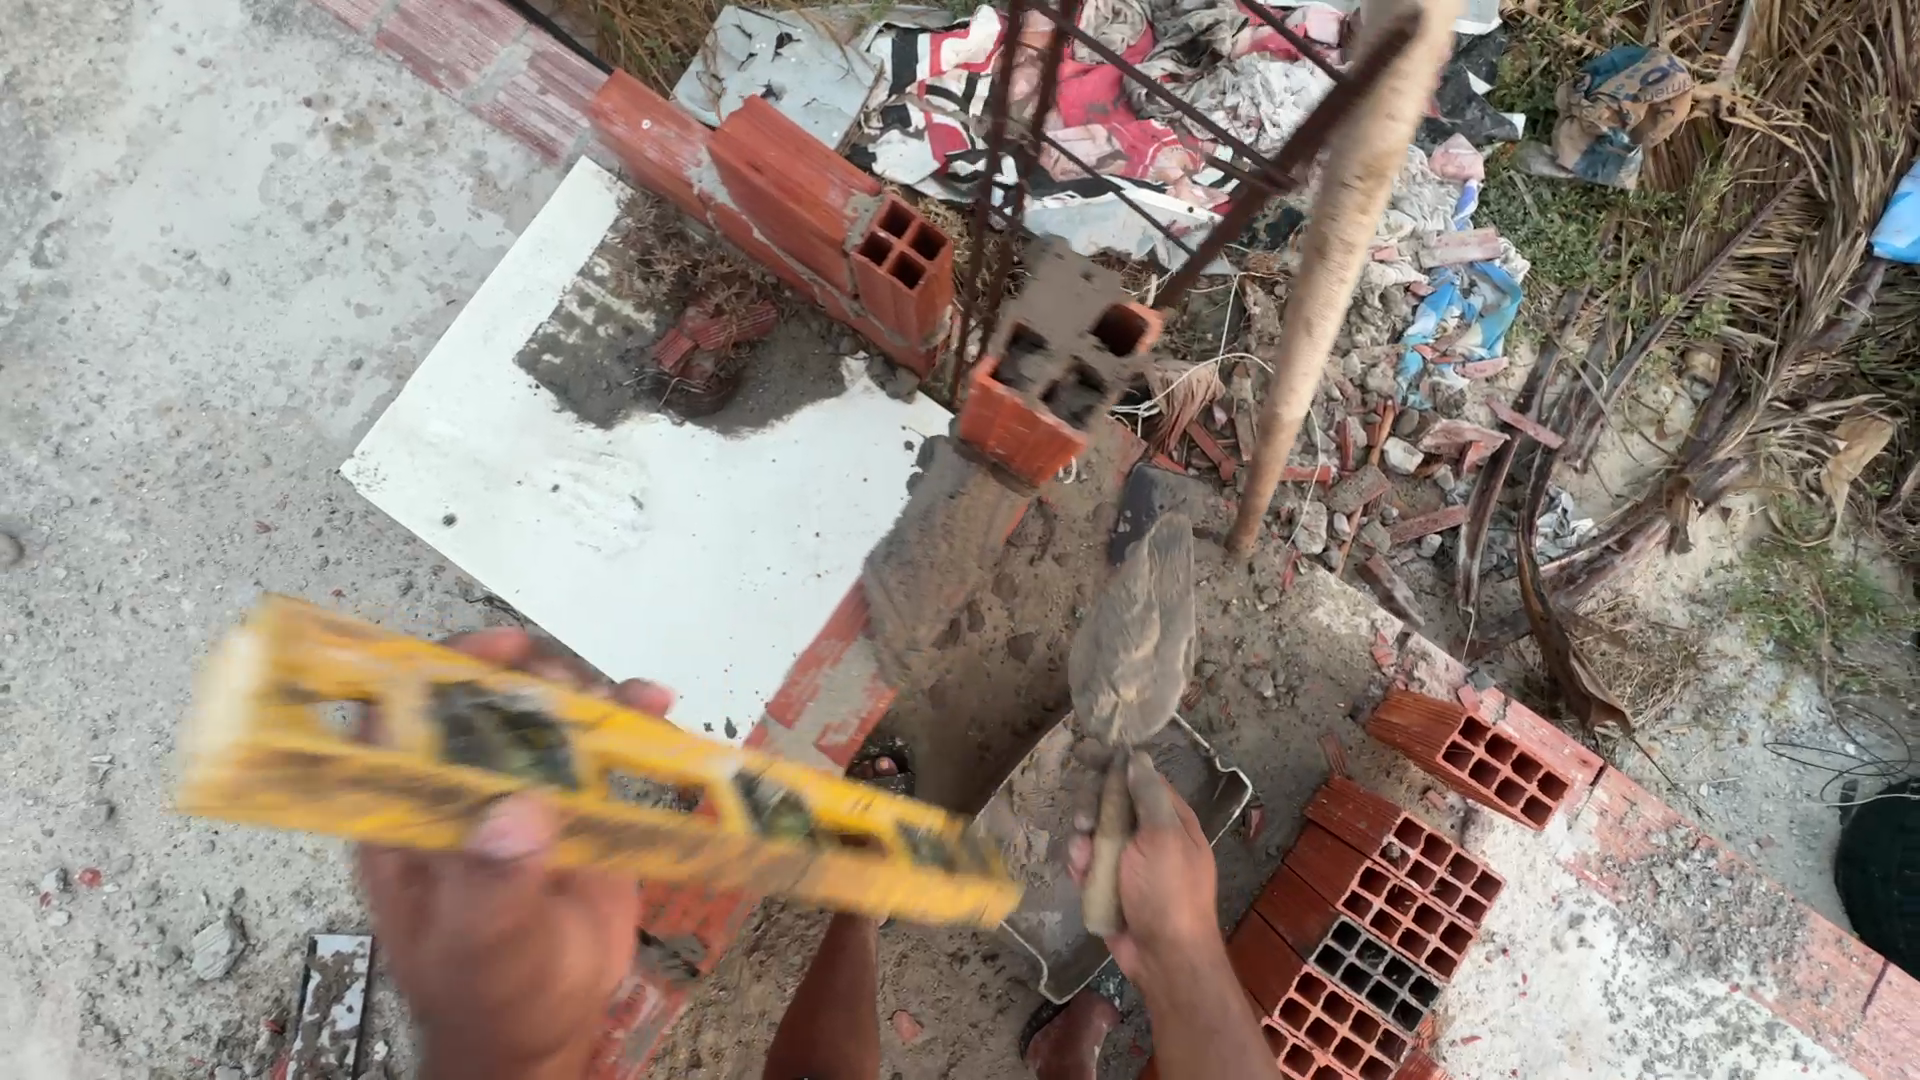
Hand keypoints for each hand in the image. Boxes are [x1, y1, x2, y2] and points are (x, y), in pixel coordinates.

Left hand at [355, 628, 673, 1079]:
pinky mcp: (580, 801)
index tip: (498, 650)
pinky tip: (661, 708)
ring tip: (633, 699)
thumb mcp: (487, 949)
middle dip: (531, 678)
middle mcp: (464, 791)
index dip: (437, 673)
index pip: (399, 721)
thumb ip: (493, 886)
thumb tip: (519, 810)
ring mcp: (526, 791)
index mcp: (412, 819)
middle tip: (575, 688)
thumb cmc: (499, 994)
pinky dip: (634, 717)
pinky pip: (605, 744)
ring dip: (590, 692)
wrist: (553, 1020)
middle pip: (485, 702)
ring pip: (549, 714)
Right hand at [1068, 751, 1218, 981]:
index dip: (1114, 766)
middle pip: (1112, 803)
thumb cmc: (1169, 892)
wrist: (1163, 959)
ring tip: (1083, 858)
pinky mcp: (1110, 883)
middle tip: (1084, 822)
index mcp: (1172, 820)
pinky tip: (1080, 874)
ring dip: (1084, 841)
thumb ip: (1148, 795)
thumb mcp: (1163, 837)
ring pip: (1095, 832)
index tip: (1086, 755)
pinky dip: (1081, 865)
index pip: (1140, 778)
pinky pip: (1088, 862)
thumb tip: (1136, 758)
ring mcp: (1129, 861)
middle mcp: (1150, 835)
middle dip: (1092, 809)